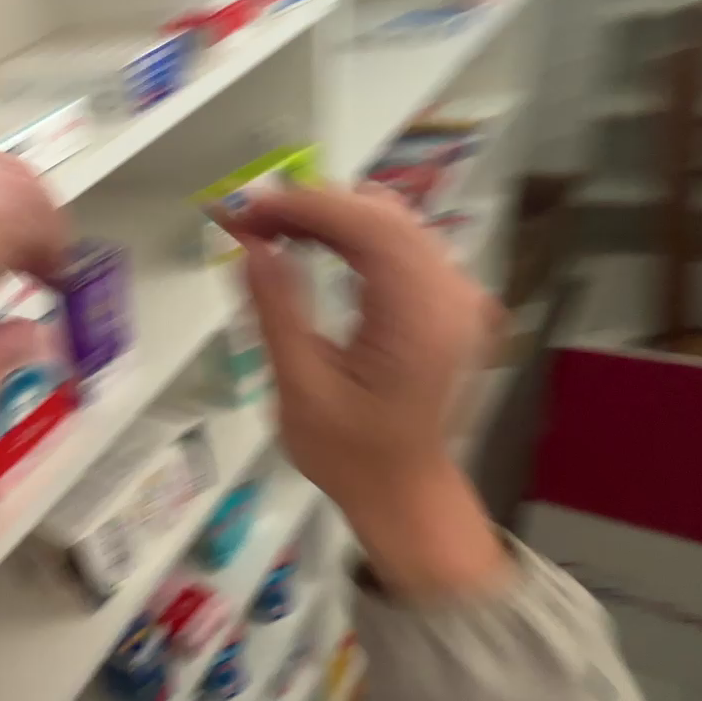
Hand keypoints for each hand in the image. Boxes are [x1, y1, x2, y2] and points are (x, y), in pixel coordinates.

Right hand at [213, 186, 509, 598]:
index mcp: (420, 316)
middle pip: (383, 216)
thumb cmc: (349, 454)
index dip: (302, 206)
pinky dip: (349, 236)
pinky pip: (400, 247)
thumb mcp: (300, 387)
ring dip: (328, 217)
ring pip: (392, 224)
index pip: (367, 228)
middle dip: (310, 205)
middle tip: (246, 218)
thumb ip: (278, 310)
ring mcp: (457, 297)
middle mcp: (452, 294)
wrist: (405, 495)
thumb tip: (252, 248)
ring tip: (268, 228)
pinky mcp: (447, 305)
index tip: (244, 210)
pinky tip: (310, 244)